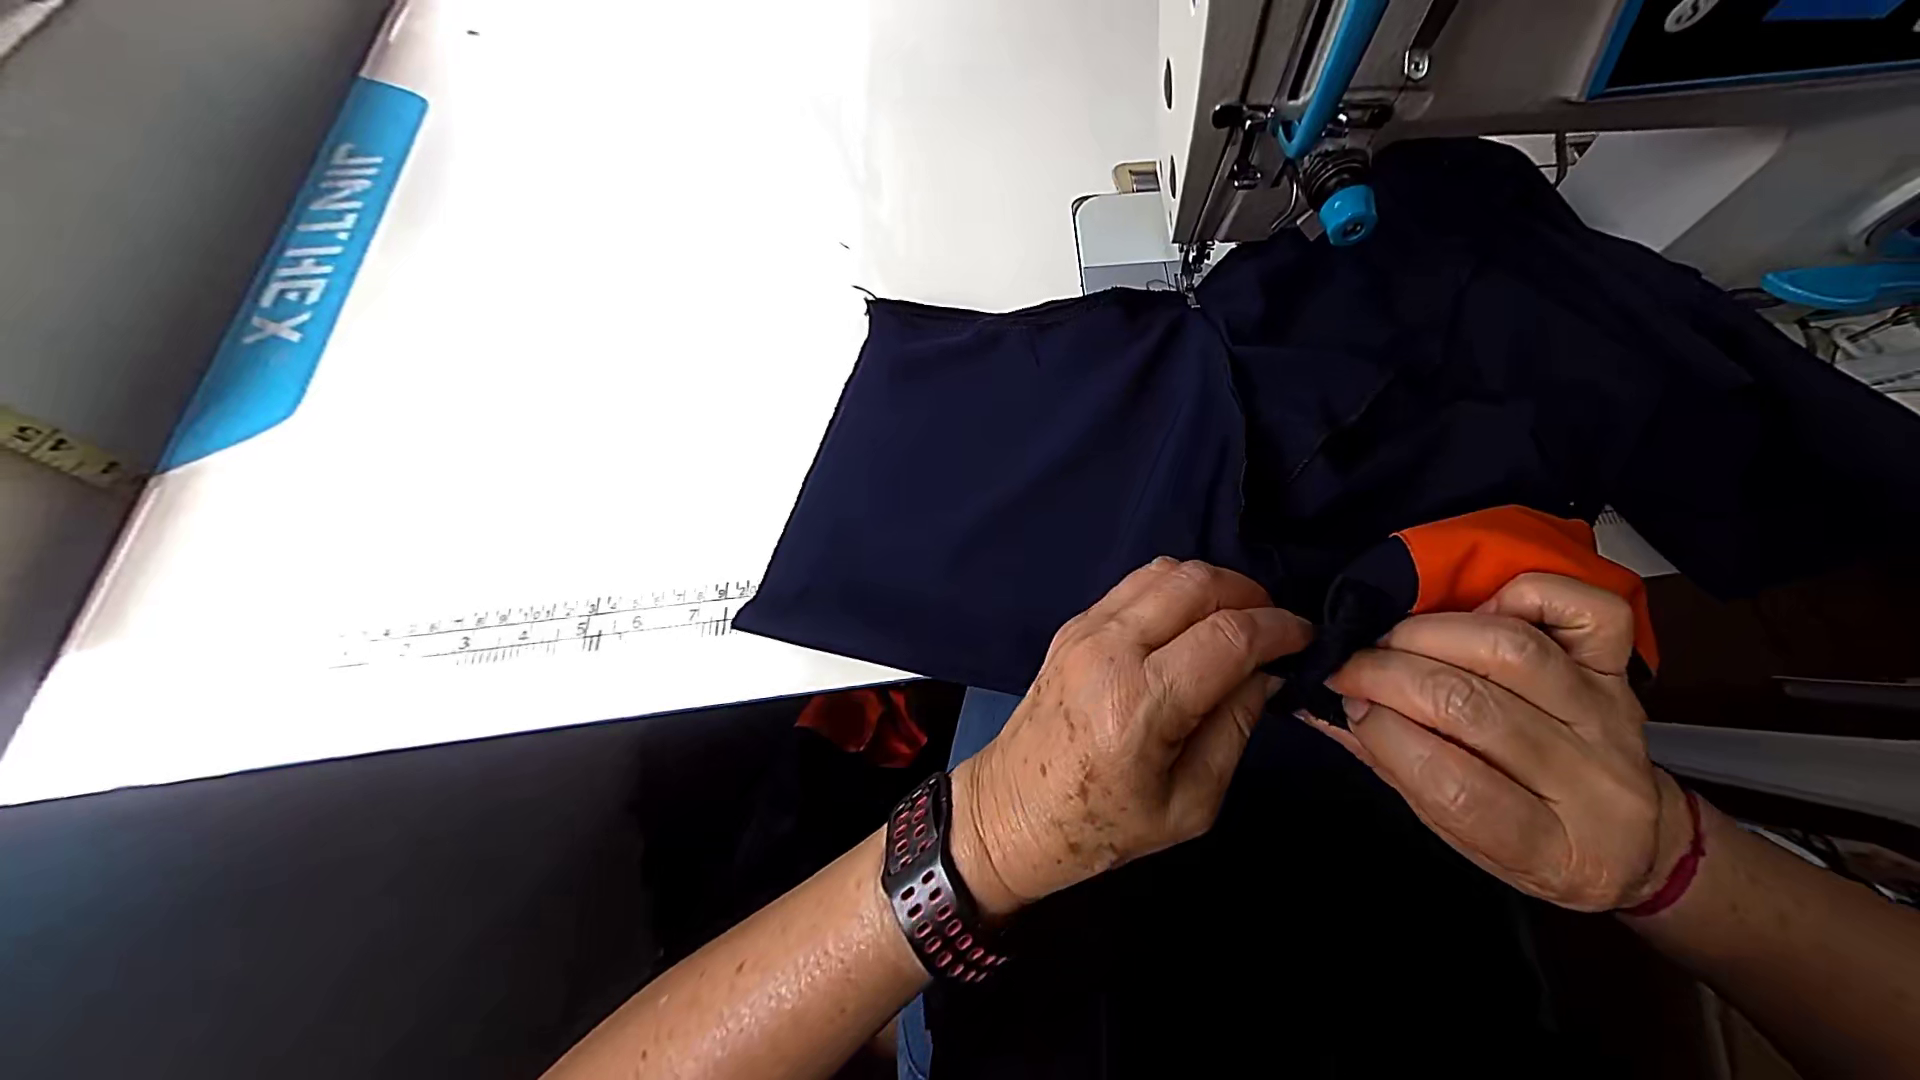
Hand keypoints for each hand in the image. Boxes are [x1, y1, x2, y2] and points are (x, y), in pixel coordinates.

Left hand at [948, 558, 1313, 915]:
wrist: (1013, 810)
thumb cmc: (1102, 825)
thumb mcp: (1191, 801)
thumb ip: (1235, 726)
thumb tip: (1268, 672)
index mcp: (1141, 699)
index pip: (1229, 634)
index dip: (1280, 628)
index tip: (1306, 638)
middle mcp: (1109, 649)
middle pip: (1195, 583)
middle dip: (1250, 593)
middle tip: (1273, 626)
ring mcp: (1083, 630)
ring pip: (1162, 571)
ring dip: (1211, 584)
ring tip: (1235, 619)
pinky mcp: (1070, 627)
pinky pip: (1132, 585)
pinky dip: (1173, 589)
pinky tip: (1188, 622)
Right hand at [1318, 572, 1693, 911]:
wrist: (1632, 842)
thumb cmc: (1523, 842)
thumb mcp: (1447, 828)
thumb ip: (1383, 762)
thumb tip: (1314, 705)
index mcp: (1549, 844)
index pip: (1457, 787)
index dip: (1384, 733)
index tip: (1348, 702)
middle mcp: (1592, 780)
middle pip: (1473, 707)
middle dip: (1387, 675)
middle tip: (1350, 668)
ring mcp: (1610, 716)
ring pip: (1512, 651)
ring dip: (1428, 634)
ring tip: (1393, 641)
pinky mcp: (1622, 670)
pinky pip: (1588, 611)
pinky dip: (1527, 593)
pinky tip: (1479, 607)